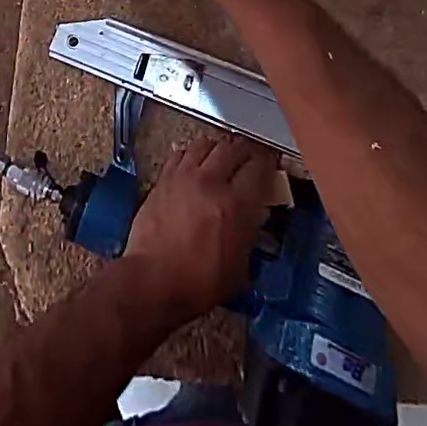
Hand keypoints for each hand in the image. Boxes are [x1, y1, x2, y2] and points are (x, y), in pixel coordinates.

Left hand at [121, 136, 285, 320]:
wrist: (155, 277)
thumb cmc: (198, 280)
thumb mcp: (241, 265)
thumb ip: (250, 234)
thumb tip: (254, 218)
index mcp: (235, 204)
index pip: (258, 168)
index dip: (268, 162)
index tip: (271, 163)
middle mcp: (209, 183)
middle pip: (232, 149)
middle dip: (246, 150)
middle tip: (251, 156)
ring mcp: (183, 177)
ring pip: (205, 144)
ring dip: (218, 147)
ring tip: (224, 154)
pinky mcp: (163, 179)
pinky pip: (181, 153)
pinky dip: (192, 152)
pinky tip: (196, 161)